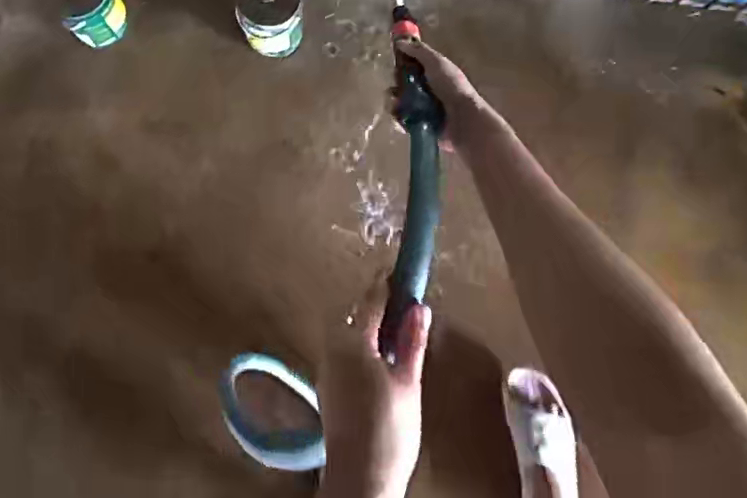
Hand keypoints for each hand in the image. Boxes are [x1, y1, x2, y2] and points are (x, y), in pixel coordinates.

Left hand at [318, 282, 431, 497]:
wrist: (360, 482)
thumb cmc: (389, 430)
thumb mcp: (408, 383)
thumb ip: (411, 342)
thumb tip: (419, 306)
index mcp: (353, 342)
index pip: (370, 300)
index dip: (386, 283)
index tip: (400, 270)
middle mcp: (333, 347)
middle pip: (356, 315)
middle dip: (377, 304)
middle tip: (403, 303)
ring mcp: (327, 367)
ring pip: (349, 333)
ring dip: (369, 325)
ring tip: (396, 330)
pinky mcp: (327, 387)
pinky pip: (344, 351)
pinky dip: (362, 345)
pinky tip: (379, 359)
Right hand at [392, 36, 479, 118]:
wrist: (463, 117)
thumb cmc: (451, 85)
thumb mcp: (436, 62)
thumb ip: (418, 51)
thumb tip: (400, 42)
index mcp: (432, 71)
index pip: (410, 63)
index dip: (401, 60)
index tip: (395, 60)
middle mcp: (426, 88)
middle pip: (401, 81)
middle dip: (396, 81)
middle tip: (398, 84)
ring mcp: (421, 107)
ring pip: (399, 100)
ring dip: (393, 100)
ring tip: (396, 102)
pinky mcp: (418, 124)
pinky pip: (401, 119)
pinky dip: (397, 117)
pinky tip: (398, 115)